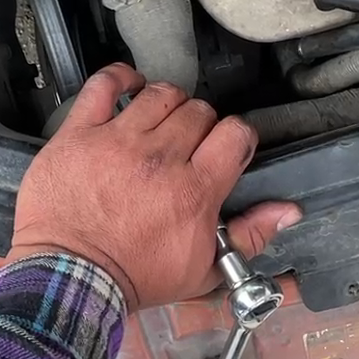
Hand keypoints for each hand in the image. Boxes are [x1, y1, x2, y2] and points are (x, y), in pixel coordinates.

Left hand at [9, 65, 300, 309]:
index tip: (226, 148)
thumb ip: (250, 236)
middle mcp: (159, 158)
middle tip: (187, 147)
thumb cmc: (134, 278)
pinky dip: (120, 78)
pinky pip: (103, 86)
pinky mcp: (79, 135)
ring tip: (160, 124)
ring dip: (167, 104)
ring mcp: (117, 141)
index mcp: (194, 190)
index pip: (235, 133)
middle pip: (198, 111)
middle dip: (200, 126)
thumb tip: (287, 211)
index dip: (236, 137)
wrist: (71, 280)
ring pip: (159, 94)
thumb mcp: (203, 270)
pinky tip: (129, 87)